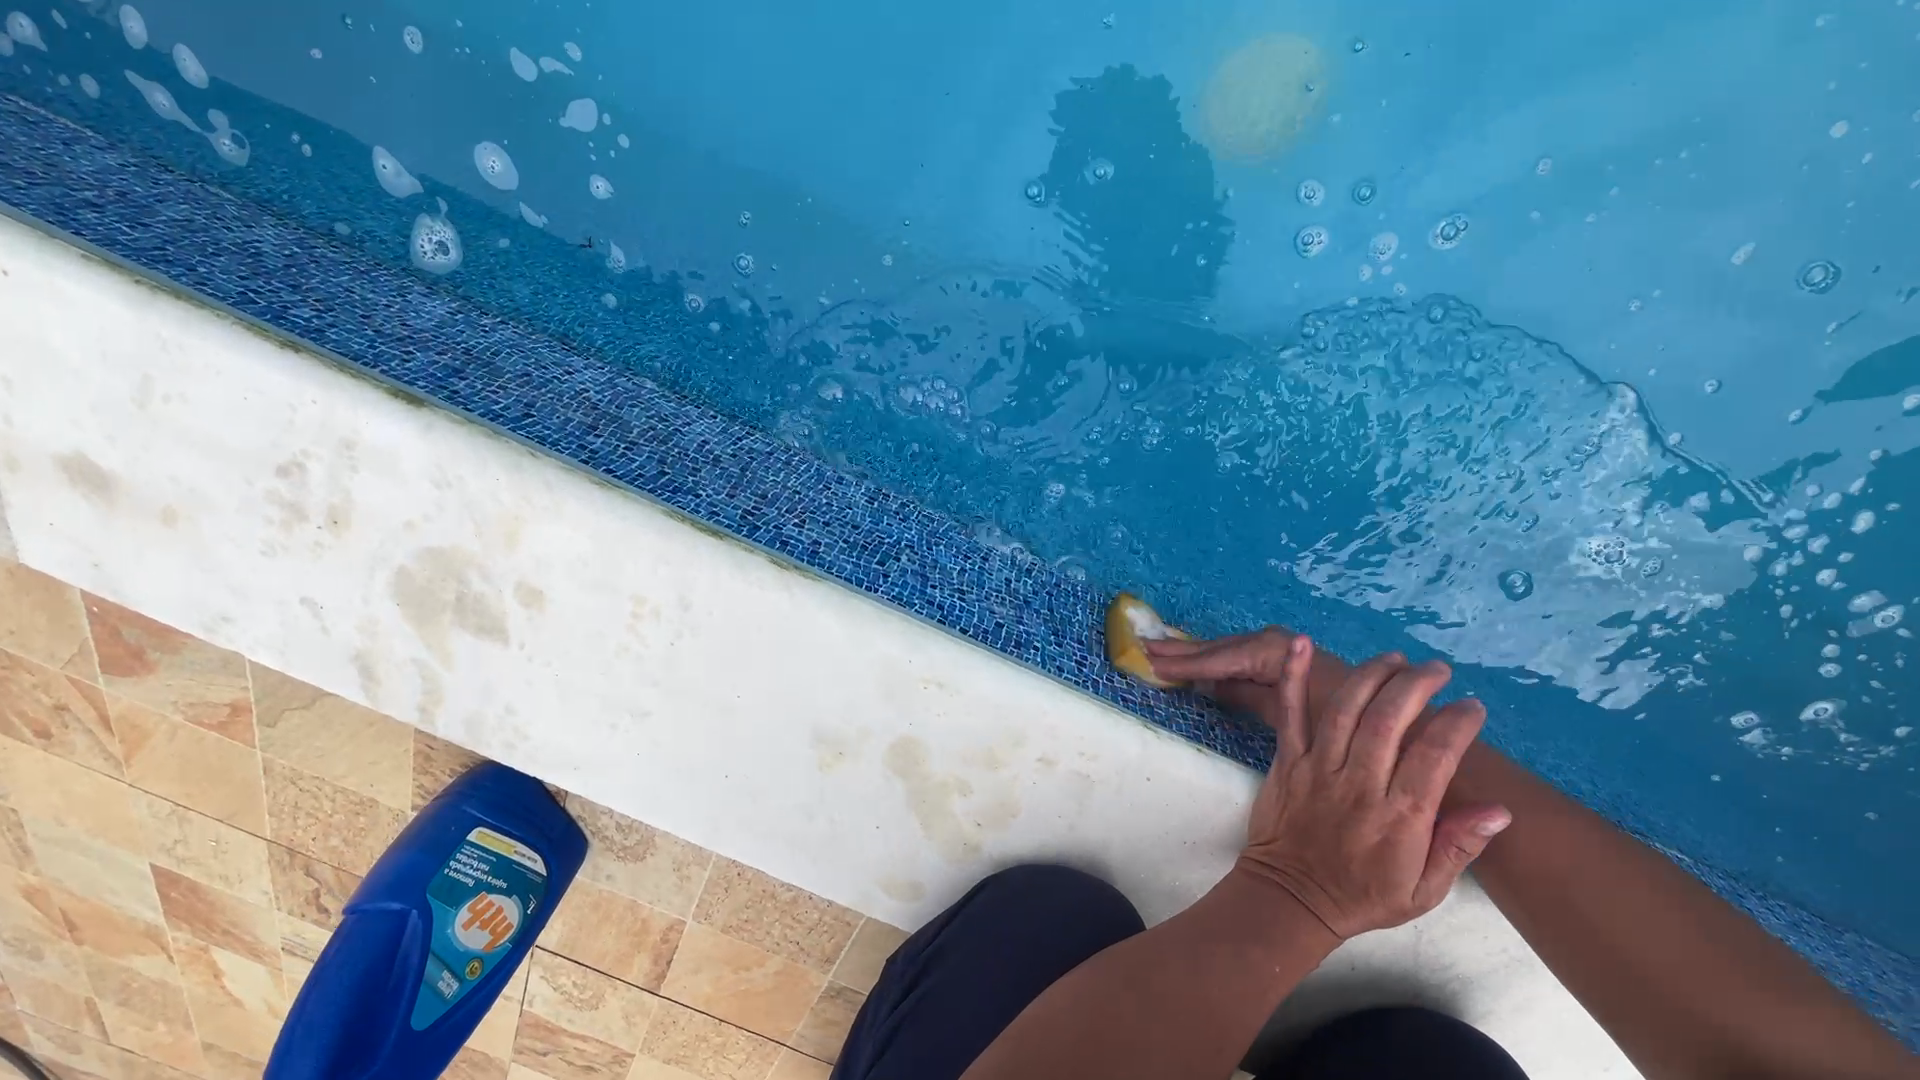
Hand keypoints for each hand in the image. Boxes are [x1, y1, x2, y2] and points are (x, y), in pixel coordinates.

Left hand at [1150, 634, 1509, 939]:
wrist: (1290, 898)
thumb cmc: (1363, 895)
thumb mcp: (1424, 890)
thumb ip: (1459, 846)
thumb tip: (1499, 809)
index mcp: (1399, 817)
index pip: (1434, 756)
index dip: (1456, 725)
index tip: (1472, 706)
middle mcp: (1358, 784)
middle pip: (1388, 721)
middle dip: (1416, 686)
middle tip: (1437, 669)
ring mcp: (1317, 768)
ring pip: (1345, 709)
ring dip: (1371, 675)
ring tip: (1395, 658)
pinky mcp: (1286, 760)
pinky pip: (1288, 712)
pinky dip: (1293, 677)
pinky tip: (1301, 643)